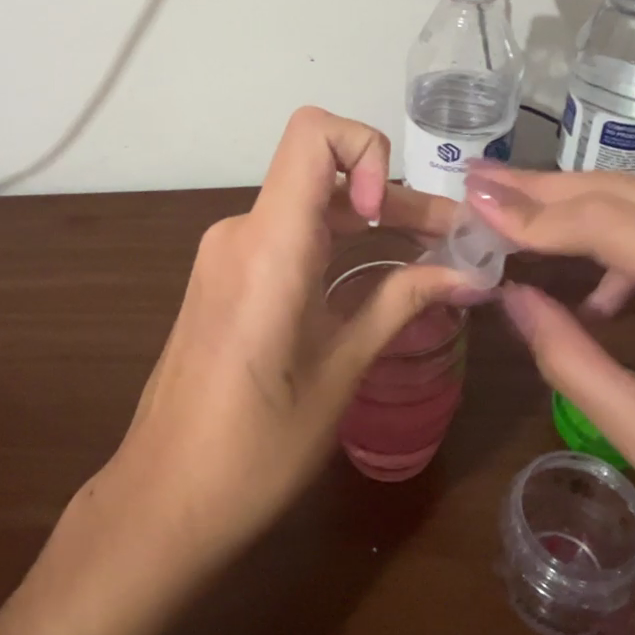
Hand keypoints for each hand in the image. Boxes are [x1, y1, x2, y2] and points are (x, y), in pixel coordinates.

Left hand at [114, 106, 470, 551]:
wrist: (163, 500)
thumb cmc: (255, 449)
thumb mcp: (341, 373)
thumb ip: (401, 304)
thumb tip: (471, 274)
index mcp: (269, 245)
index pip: (313, 133)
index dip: (367, 149)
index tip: (391, 215)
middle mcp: (242, 232)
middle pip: (324, 174)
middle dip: (395, 198)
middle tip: (456, 242)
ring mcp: (227, 253)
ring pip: (309, 206)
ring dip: (371, 223)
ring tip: (434, 260)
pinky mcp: (224, 277)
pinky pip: (287, 237)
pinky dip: (338, 245)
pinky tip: (378, 280)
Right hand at [463, 162, 634, 580]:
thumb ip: (577, 366)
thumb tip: (512, 299)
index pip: (616, 224)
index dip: (536, 213)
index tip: (471, 202)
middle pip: (634, 192)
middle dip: (548, 189)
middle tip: (478, 183)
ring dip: (583, 207)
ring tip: (515, 219)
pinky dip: (630, 241)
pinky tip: (599, 288)